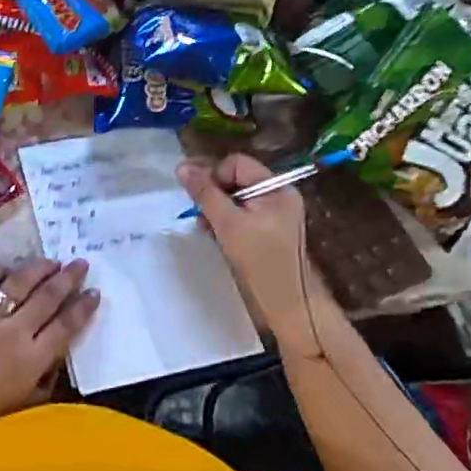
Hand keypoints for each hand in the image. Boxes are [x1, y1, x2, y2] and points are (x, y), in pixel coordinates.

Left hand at [0, 259, 98, 447]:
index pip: (65, 326)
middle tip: (80, 263)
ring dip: (38, 268)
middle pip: (46, 297)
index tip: (94, 292)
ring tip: (51, 261)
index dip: (82, 307)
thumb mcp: (24, 407)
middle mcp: (14, 332)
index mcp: (32, 360)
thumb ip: (44, 380)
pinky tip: (7, 269)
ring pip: (19, 283)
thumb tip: (56, 357)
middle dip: (67, 278)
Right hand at [177, 155, 316, 328]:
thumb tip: (181, 167)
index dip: (214, 175)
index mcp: (276, 188)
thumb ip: (204, 193)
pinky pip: (242, 214)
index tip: (197, 197)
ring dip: (216, 208)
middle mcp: (279, 195)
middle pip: (236, 179)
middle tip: (197, 212)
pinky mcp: (270, 231)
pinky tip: (216, 235)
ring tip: (205, 227)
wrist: (289, 306)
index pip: (236, 164)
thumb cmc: (260, 261)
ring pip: (236, 198)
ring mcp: (276, 214)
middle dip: (213, 193)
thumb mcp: (227, 223)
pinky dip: (226, 221)